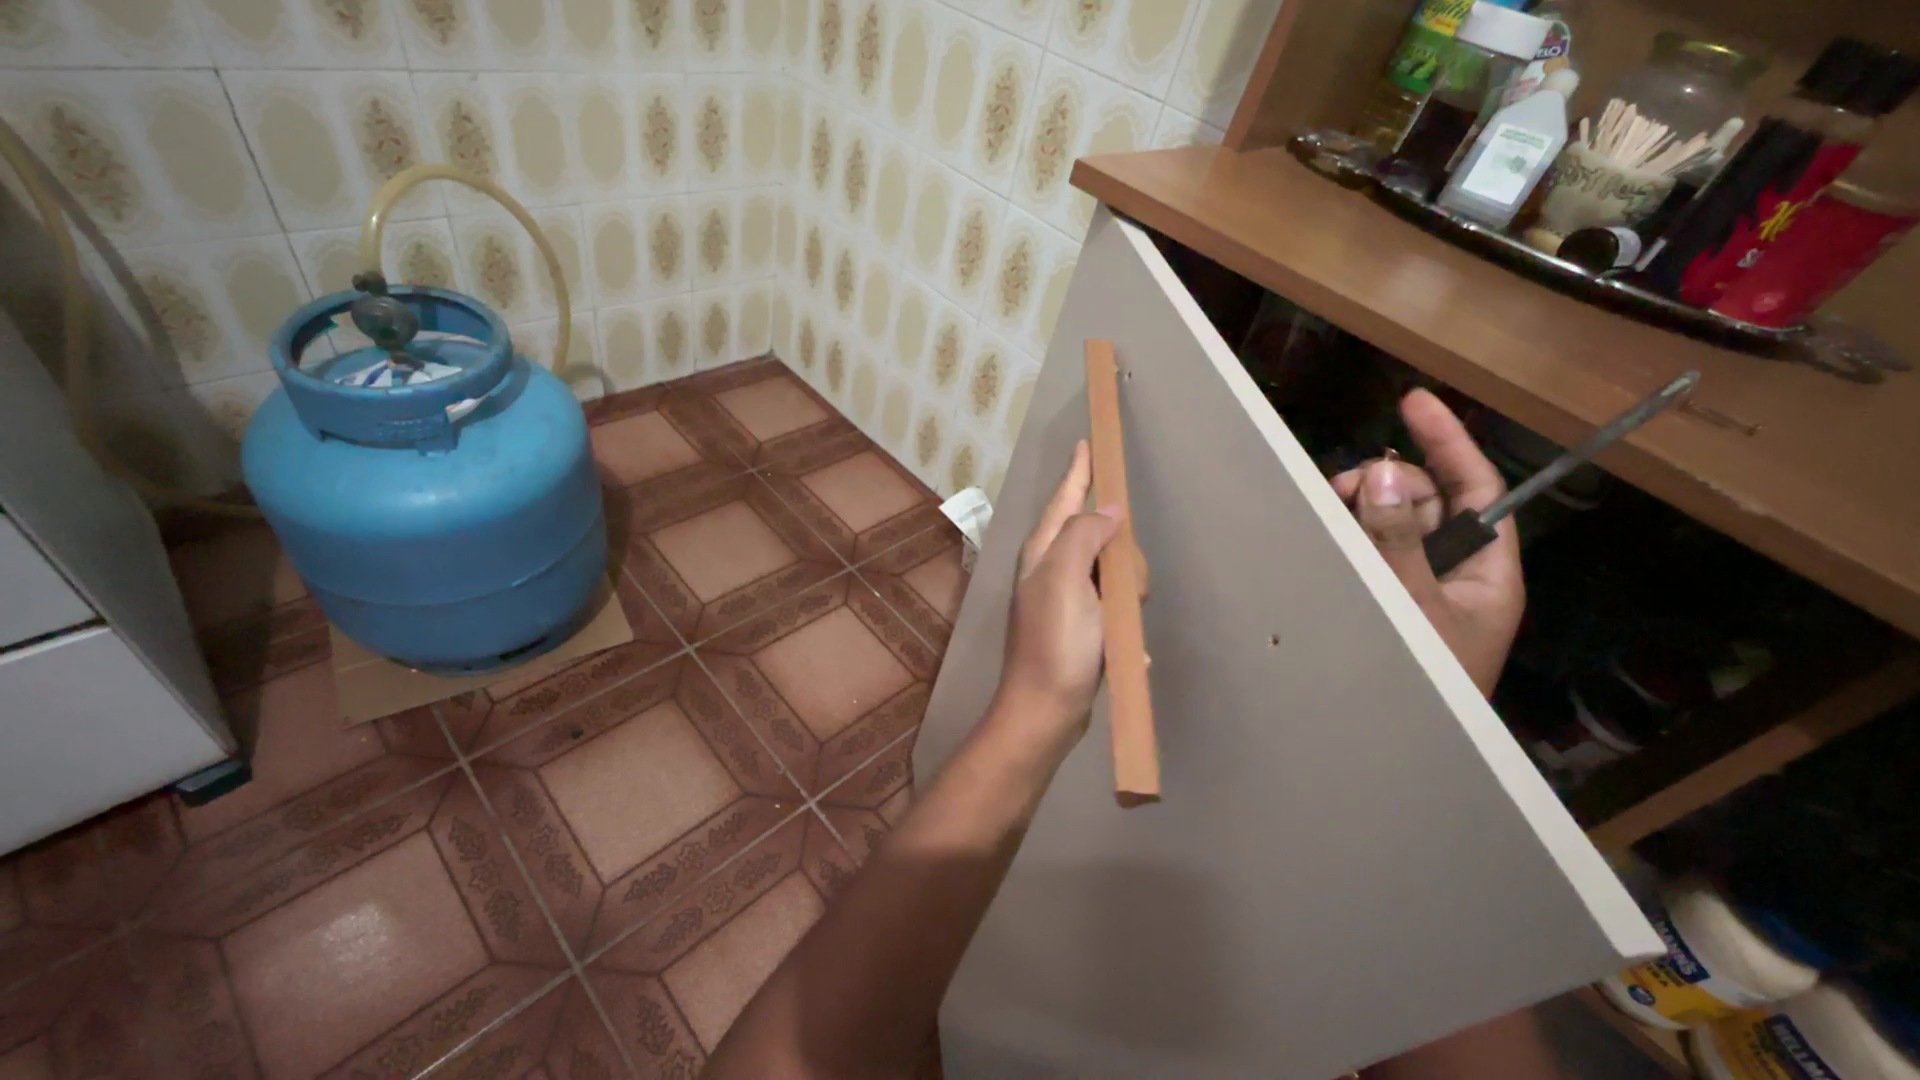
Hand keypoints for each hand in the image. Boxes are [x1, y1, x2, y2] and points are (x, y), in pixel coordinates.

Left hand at [996, 440, 1123, 752]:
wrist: (1045, 711)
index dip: (1079, 471)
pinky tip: (1123, 647)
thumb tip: (1108, 509)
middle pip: (1100, 536)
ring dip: (1127, 595)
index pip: (1065, 499)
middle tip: (1125, 590)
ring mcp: (1067, 599)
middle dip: (1123, 558)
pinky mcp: (1082, 626)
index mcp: (1043, 552)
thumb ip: (1084, 535)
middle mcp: (1051, 569)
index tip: (1089, 443)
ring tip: (1120, 626)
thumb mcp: (1066, 580)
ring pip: (1114, 573)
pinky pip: (1116, 609)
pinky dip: (1123, 625)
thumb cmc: (1055, 643)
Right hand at [1332, 390, 1523, 695]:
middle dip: (1386, 484)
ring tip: (1328, 518)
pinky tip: (1322, 537)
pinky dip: (1347, 535)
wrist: (1395, 752)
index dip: (1448, 442)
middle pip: (1423, 499)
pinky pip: (1367, 550)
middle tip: (1343, 492)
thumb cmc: (1424, 683)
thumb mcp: (1413, 607)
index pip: (1475, 487)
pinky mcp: (1383, 600)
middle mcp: (1452, 570)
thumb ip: (1397, 542)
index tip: (1413, 402)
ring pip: (1388, 523)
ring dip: (1359, 510)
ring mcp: (1414, 585)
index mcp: (1483, 569)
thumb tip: (1386, 476)